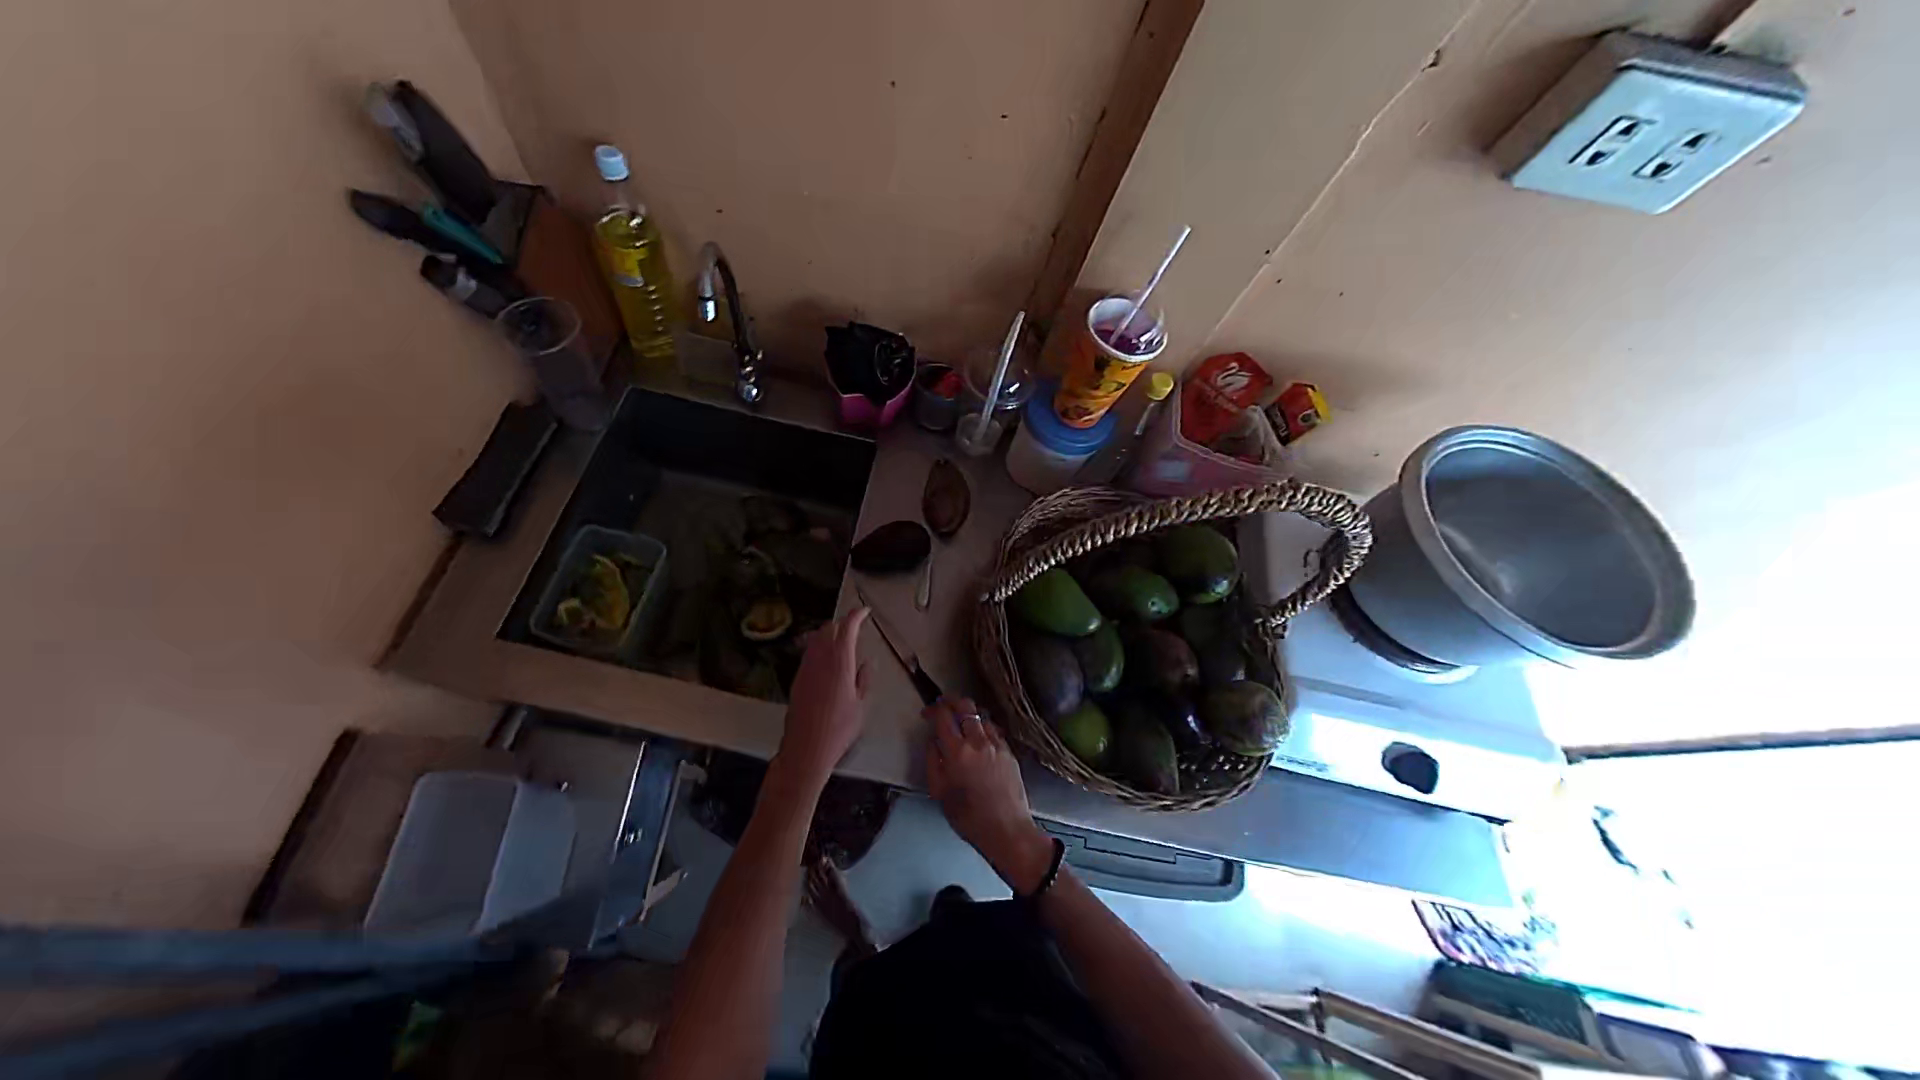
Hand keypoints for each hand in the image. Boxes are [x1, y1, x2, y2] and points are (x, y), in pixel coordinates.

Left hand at [775, 607, 871, 783]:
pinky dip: (819, 649)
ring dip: (828, 635)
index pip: (847, 627)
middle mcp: (820, 659)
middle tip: (854, 630)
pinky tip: (827, 663)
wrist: (806, 747)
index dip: (856, 615)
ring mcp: (805, 668)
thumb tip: (865, 664)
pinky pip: (808, 653)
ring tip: (841, 644)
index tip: (864, 611)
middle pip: (828, 628)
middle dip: (842, 624)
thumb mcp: (860, 705)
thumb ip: (863, 680)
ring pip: (815, 639)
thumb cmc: (839, 728)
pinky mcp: (797, 678)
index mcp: (840, 662)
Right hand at [924, 698, 1054, 892]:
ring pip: (981, 715)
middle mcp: (978, 742)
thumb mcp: (939, 791)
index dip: (933, 708)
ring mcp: (997, 745)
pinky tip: (979, 736)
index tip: (927, 712)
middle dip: (951, 701)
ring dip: (969, 713)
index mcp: (957, 752)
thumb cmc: (968, 817)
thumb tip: (934, 741)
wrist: (1006, 829)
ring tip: (961, 719)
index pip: (943, 716)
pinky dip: (983, 726)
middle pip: (965, 706)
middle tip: (943, 705)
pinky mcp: (1009, 751)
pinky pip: (994, 730)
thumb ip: (933, 761)